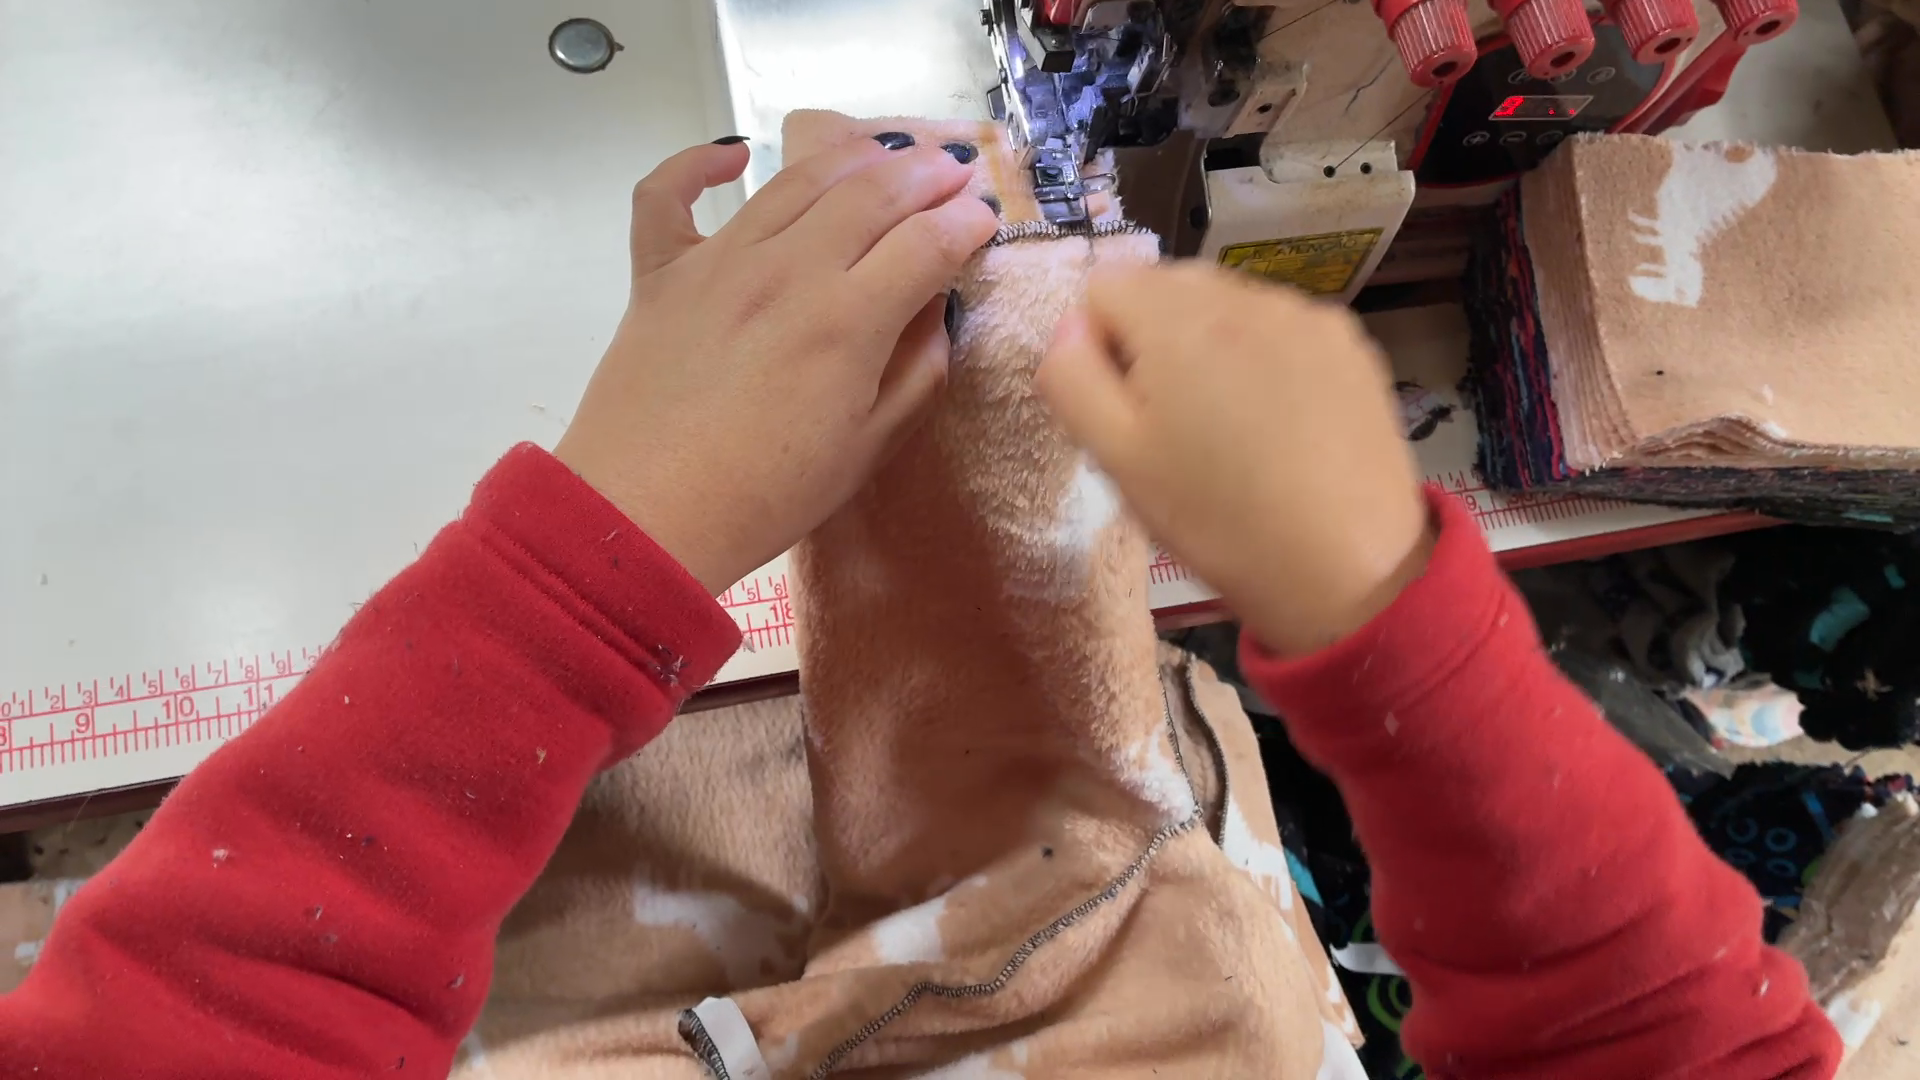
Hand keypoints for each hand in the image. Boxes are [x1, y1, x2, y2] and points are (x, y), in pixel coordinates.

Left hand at [554, 137, 998, 592]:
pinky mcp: (660, 270)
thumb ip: (916, 374)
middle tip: (952, 165)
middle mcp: (787, 270)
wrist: (651, 515)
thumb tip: (936, 312)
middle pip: (869, 194)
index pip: (925, 244)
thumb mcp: (869, 448)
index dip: (965, 223)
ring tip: (884, 152)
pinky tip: (730, 155)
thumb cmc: (770, 496)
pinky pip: (669, 193)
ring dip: (850, 156)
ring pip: (793, 180)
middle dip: (924, 172)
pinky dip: (697, 163)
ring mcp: (717, 261)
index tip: (987, 216)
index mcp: (847, 321)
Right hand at [1034, 263, 1432, 655]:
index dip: (1095, 346)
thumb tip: (1069, 328)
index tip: (1122, 408)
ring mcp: (1304, 313)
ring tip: (1223, 423)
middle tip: (1168, 421)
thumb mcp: (1116, 458)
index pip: (1102, 286)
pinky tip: (1272, 417)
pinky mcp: (1347, 341)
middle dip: (1147, 339)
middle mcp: (1244, 294)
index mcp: (1178, 319)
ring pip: (1219, 302)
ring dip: (1201, 343)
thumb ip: (1072, 380)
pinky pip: (1273, 324)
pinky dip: (1256, 354)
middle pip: (1162, 285)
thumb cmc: (1212, 517)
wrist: (1344, 566)